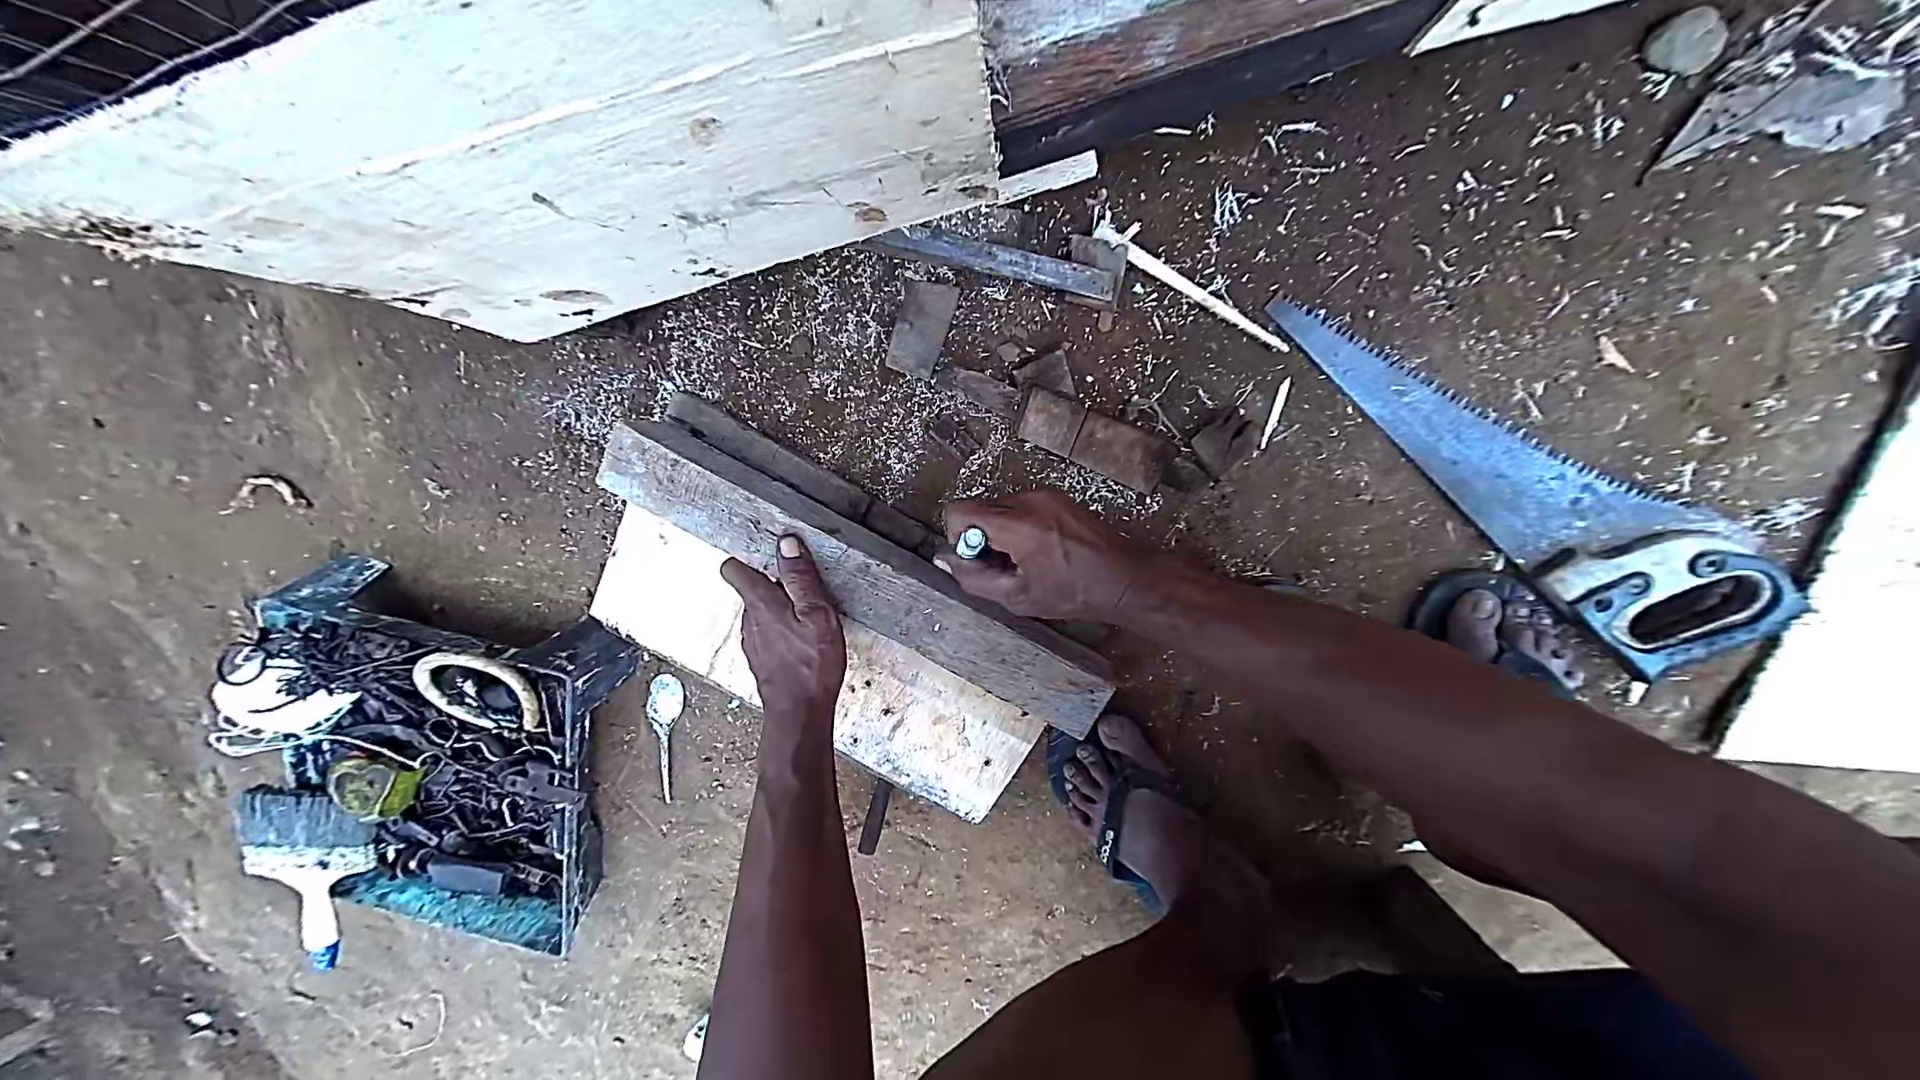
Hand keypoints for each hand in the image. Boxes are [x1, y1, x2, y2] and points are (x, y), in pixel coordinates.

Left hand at [720, 535, 846, 723]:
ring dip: (782, 610)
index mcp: (760, 603)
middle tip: (807, 591)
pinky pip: (769, 633)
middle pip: (754, 590)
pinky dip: (784, 631)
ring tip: (810, 619)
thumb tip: (787, 544)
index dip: (750, 558)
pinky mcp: (761, 658)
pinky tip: (806, 643)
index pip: (733, 569)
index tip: (773, 556)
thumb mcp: (817, 613)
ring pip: (762, 613)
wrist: (800, 714)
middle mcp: (749, 620)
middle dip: (776, 585)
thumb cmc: (811, 666)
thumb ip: (801, 578)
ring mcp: (753, 642)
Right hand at [935, 489, 1155, 622]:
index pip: (959, 512)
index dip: (960, 539)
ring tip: (1025, 560)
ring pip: (998, 507)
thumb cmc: (1076, 591)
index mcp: (1017, 523)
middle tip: (1004, 566)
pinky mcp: (1055, 496)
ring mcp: (1044, 494)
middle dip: (981, 538)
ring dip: (1000, 532)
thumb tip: (945, 560)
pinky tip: (1038, 551)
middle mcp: (1029, 500)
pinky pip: (1020, 506)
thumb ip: (973, 578)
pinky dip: (1018, 526)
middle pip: (978, 509)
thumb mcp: (1017, 596)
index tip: (980, 560)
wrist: (1123, 578)